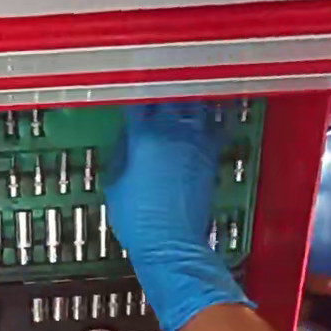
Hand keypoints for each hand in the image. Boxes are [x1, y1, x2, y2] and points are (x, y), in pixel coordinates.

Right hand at [104, 102, 253, 330]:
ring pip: (195, 102)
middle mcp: (174, 132)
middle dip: (160, 89)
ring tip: (180, 90)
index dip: (131, 96)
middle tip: (154, 86)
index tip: (126, 92)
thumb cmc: (140, 222)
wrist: (172, 244)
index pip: (137, 103)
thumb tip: (125, 141)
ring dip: (186, 95)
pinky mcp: (210, 155)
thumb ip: (120, 156)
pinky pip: (215, 123)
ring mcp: (196, 142)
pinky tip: (207, 111)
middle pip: (169, 95)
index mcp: (145, 137)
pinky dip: (210, 114)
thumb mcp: (116, 187)